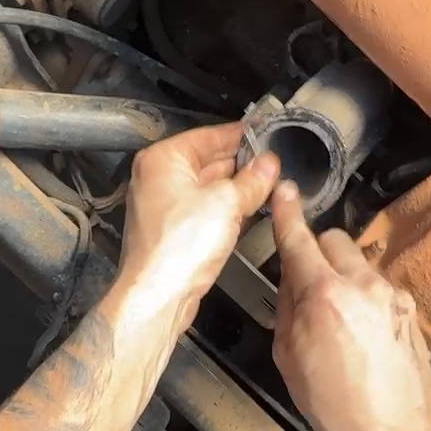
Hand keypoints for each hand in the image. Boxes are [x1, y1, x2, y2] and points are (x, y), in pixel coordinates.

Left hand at [117, 122, 279, 329]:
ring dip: (236, 191)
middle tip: (273, 166)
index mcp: (162, 160)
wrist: (158, 296)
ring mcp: (163, 210)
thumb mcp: (226, 203)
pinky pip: (203, 214)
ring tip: (267, 189)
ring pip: (207, 191)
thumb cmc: (176, 249)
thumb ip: (252, 180)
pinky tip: (247, 214)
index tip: (265, 134)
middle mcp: (156, 182)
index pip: (208, 136)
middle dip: (242, 166)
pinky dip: (225, 213)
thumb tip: (268, 166)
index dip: (240, 135)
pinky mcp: (172, 235)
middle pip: (208, 163)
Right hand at [269, 180, 430, 430]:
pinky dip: (363, 298)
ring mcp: (392, 295)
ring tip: (335, 321)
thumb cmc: (330, 402)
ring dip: (341, 277)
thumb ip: (288, 308)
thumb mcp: (288, 356)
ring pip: (359, 264)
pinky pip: (378, 288)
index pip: (300, 241)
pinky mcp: (410, 309)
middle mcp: (362, 285)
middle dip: (317, 252)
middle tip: (305, 283)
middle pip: (335, 240)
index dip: (288, 215)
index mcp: (323, 296)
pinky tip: (359, 335)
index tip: (284, 193)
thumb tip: (292, 281)